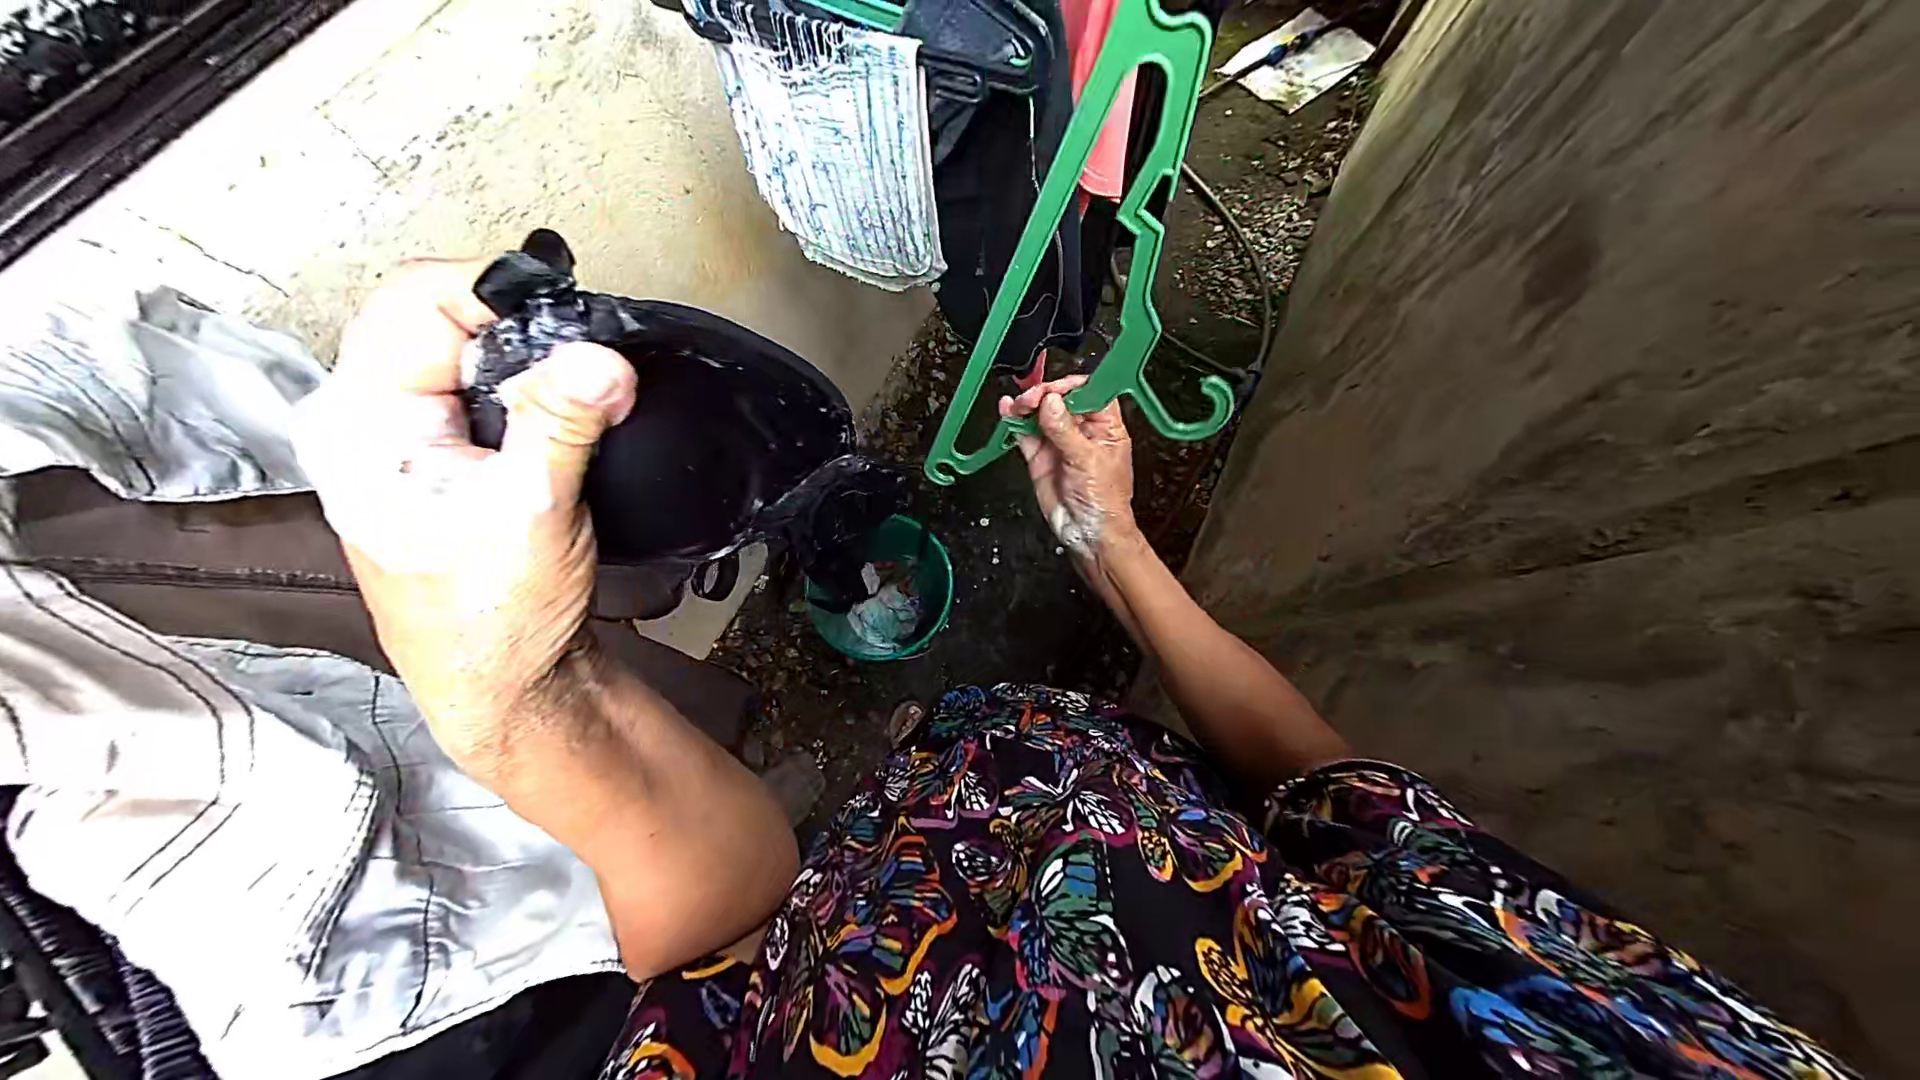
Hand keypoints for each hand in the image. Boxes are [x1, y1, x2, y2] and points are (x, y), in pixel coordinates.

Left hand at [291, 259, 637, 781]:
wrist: (505, 677)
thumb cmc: (493, 616)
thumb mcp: (533, 512)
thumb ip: (562, 427)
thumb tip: (602, 357)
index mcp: (364, 423)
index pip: (418, 301)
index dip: (499, 291)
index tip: (574, 312)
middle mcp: (372, 418)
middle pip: (439, 316)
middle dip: (524, 323)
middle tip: (589, 352)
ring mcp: (411, 438)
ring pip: (468, 354)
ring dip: (533, 358)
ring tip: (585, 384)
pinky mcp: (450, 455)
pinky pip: (487, 392)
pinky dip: (534, 388)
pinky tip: (567, 411)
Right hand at [998, 376, 1139, 558]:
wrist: (1087, 533)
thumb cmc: (1104, 502)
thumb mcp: (1088, 461)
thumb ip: (1065, 430)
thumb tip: (1051, 403)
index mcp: (1105, 427)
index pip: (1089, 392)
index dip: (1071, 386)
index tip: (1055, 389)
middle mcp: (1081, 431)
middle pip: (1060, 399)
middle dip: (1044, 394)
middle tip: (1033, 399)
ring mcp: (1058, 443)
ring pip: (1040, 413)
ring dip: (1027, 405)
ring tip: (1018, 405)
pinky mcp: (1040, 456)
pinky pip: (1025, 433)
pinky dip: (1015, 421)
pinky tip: (1008, 410)